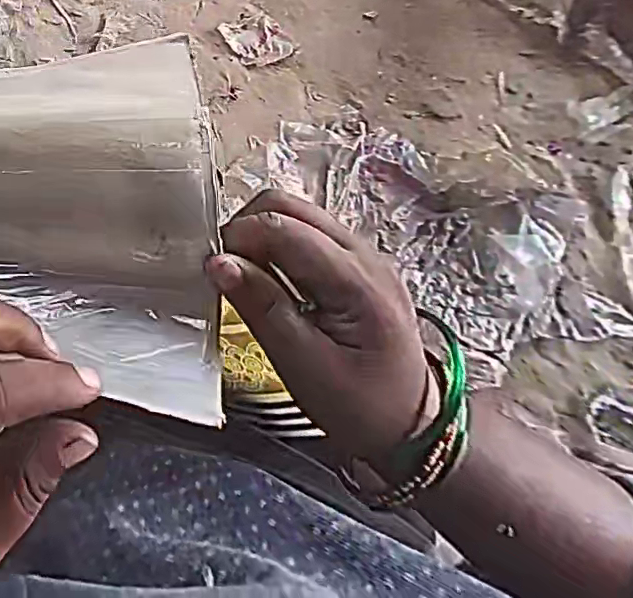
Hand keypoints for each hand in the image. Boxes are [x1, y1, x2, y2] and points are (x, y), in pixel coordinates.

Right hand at [206, 190, 431, 464]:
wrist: (415, 428)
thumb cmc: (360, 405)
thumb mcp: (303, 365)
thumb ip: (260, 307)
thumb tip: (217, 263)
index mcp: (358, 283)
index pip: (282, 228)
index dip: (238, 238)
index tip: (218, 270)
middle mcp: (365, 257)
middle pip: (287, 205)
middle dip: (245, 226)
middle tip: (229, 268)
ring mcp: (362, 255)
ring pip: (293, 211)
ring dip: (258, 232)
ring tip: (248, 275)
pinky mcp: (352, 261)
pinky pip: (303, 230)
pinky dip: (273, 242)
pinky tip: (270, 277)